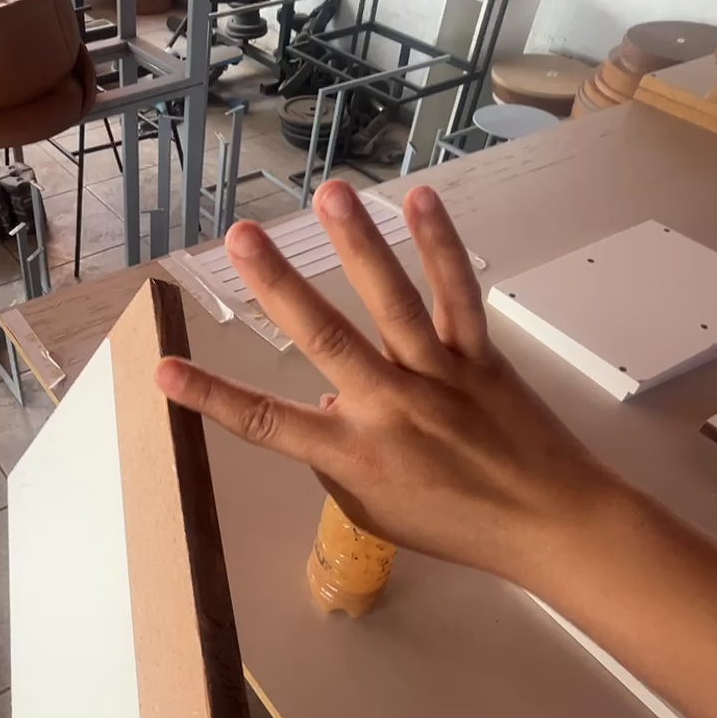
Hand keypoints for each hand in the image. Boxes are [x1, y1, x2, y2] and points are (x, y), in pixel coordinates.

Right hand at [155, 180, 627, 588]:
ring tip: (327, 193)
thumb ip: (336, 459)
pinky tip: (419, 200)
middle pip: (325, 340)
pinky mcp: (479, 354)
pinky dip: (438, 246)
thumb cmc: (452, 524)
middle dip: (278, 286)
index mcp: (353, 454)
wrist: (552, 524)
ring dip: (356, 244)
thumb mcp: (373, 508)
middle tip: (240, 236)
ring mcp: (437, 374)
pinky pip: (456, 295)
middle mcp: (388, 406)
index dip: (211, 396)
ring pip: (391, 302)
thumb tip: (325, 403)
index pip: (266, 422)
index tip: (164, 369)